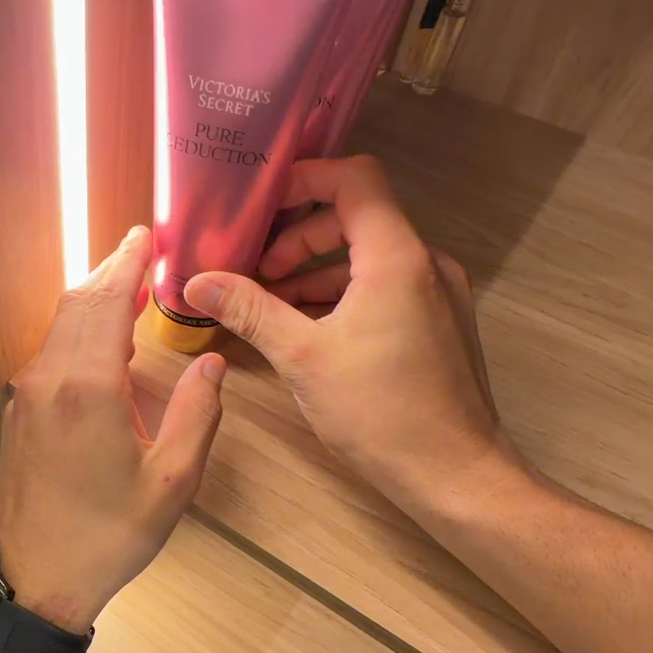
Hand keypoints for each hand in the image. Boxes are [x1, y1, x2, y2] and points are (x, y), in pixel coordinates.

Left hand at [0, 226, 225, 632]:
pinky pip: (49, 353)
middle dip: (110, 271)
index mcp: (88, 386)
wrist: (36, 577)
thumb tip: (210, 360)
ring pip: (58, 326)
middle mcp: (48, 378)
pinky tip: (99, 340)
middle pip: (78, 303)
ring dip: (92, 300)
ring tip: (127, 288)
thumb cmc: (109, 533)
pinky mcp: (18, 413)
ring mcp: (25, 395)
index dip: (128, 262)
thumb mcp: (172, 480)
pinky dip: (76, 330)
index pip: (107, 300)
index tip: (145, 233)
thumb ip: (198, 412)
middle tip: (141, 251)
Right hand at [183, 156, 521, 518]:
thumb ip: (249, 310)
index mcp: (396, 258)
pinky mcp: (440, 323)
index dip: (306, 179)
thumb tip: (197, 282)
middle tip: (257, 276)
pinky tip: (310, 334)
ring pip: (368, 259)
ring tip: (272, 310)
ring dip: (316, 274)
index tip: (261, 206)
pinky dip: (343, 297)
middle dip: (299, 239)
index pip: (356, 179)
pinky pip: (385, 289)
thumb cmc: (379, 410)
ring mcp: (439, 294)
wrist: (455, 474)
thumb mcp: (302, 357)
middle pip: (356, 219)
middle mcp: (425, 263)